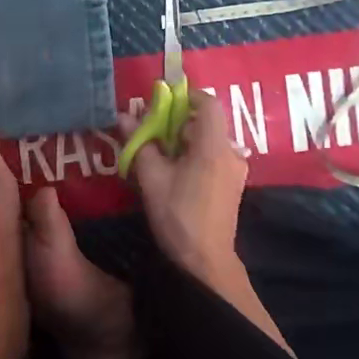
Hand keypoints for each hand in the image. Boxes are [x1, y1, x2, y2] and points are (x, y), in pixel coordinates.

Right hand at [119, 98, 249, 284]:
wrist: (204, 261)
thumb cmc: (177, 215)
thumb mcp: (151, 177)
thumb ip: (139, 142)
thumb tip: (124, 116)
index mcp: (214, 147)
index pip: (208, 103)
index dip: (186, 96)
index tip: (162, 102)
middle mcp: (231, 154)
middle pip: (206, 122)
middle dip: (177, 121)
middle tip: (150, 129)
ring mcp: (235, 171)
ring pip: (208, 141)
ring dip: (183, 140)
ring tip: (157, 152)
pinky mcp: (232, 186)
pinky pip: (212, 157)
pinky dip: (193, 154)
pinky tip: (172, 171)